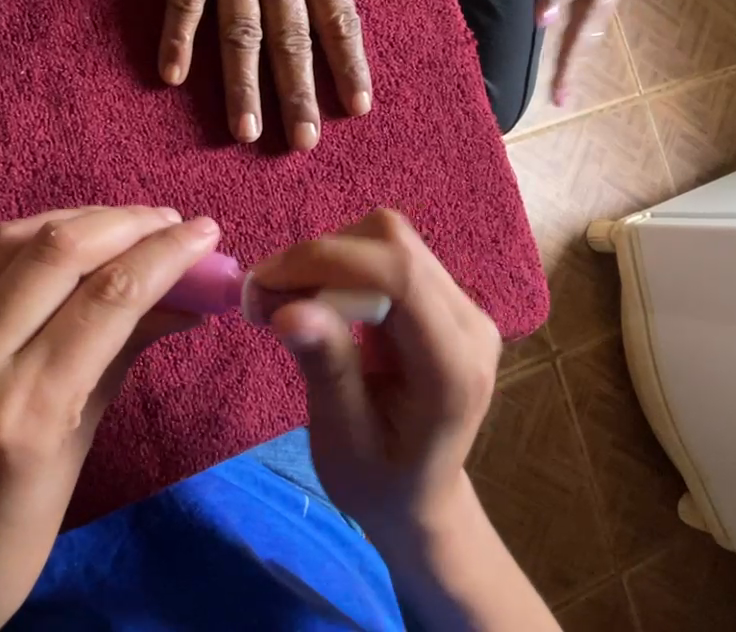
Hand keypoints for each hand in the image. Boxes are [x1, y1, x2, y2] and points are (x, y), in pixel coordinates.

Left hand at [0, 207, 217, 631]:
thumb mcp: (75, 457)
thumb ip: (119, 362)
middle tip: (172, 222)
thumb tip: (179, 303)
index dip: (165, 253)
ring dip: (80, 220)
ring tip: (128, 223)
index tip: (205, 231)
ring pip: (12, 242)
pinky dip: (33, 239)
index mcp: (26, 411)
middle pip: (59, 252)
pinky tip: (68, 241)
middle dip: (128, 223)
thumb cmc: (4, 546)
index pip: (108, 299)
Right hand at [160, 0, 426, 150]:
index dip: (349, 66)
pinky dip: (176, 37)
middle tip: (301, 143)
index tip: (357, 108)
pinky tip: (170, 76)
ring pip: (239, 33)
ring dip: (243, 85)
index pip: (340, 21)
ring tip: (245, 130)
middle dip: (298, 94)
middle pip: (291, 41)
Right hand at [250, 209, 496, 538]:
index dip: (329, 262)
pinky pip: (386, 253)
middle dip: (319, 257)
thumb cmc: (379, 482)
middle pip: (394, 244)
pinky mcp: (441, 296)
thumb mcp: (343, 441)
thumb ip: (326, 369)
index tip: (265, 283)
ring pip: (387, 238)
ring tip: (285, 299)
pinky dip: (338, 264)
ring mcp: (461, 304)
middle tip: (265, 295)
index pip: (401, 277)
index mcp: (453, 368)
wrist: (419, 498)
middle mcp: (470, 323)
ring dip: (326, 258)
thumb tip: (288, 308)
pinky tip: (313, 300)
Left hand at [534, 0, 656, 107]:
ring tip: (562, 78)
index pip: (575, 46)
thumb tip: (542, 22)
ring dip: (571, 58)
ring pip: (582, 38)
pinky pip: (582, 23)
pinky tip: (565, 43)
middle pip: (581, 48)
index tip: (559, 98)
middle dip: (570, 72)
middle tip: (560, 97)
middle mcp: (599, 11)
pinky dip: (572, 39)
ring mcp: (599, 2)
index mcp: (596, 6)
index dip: (566, 72)